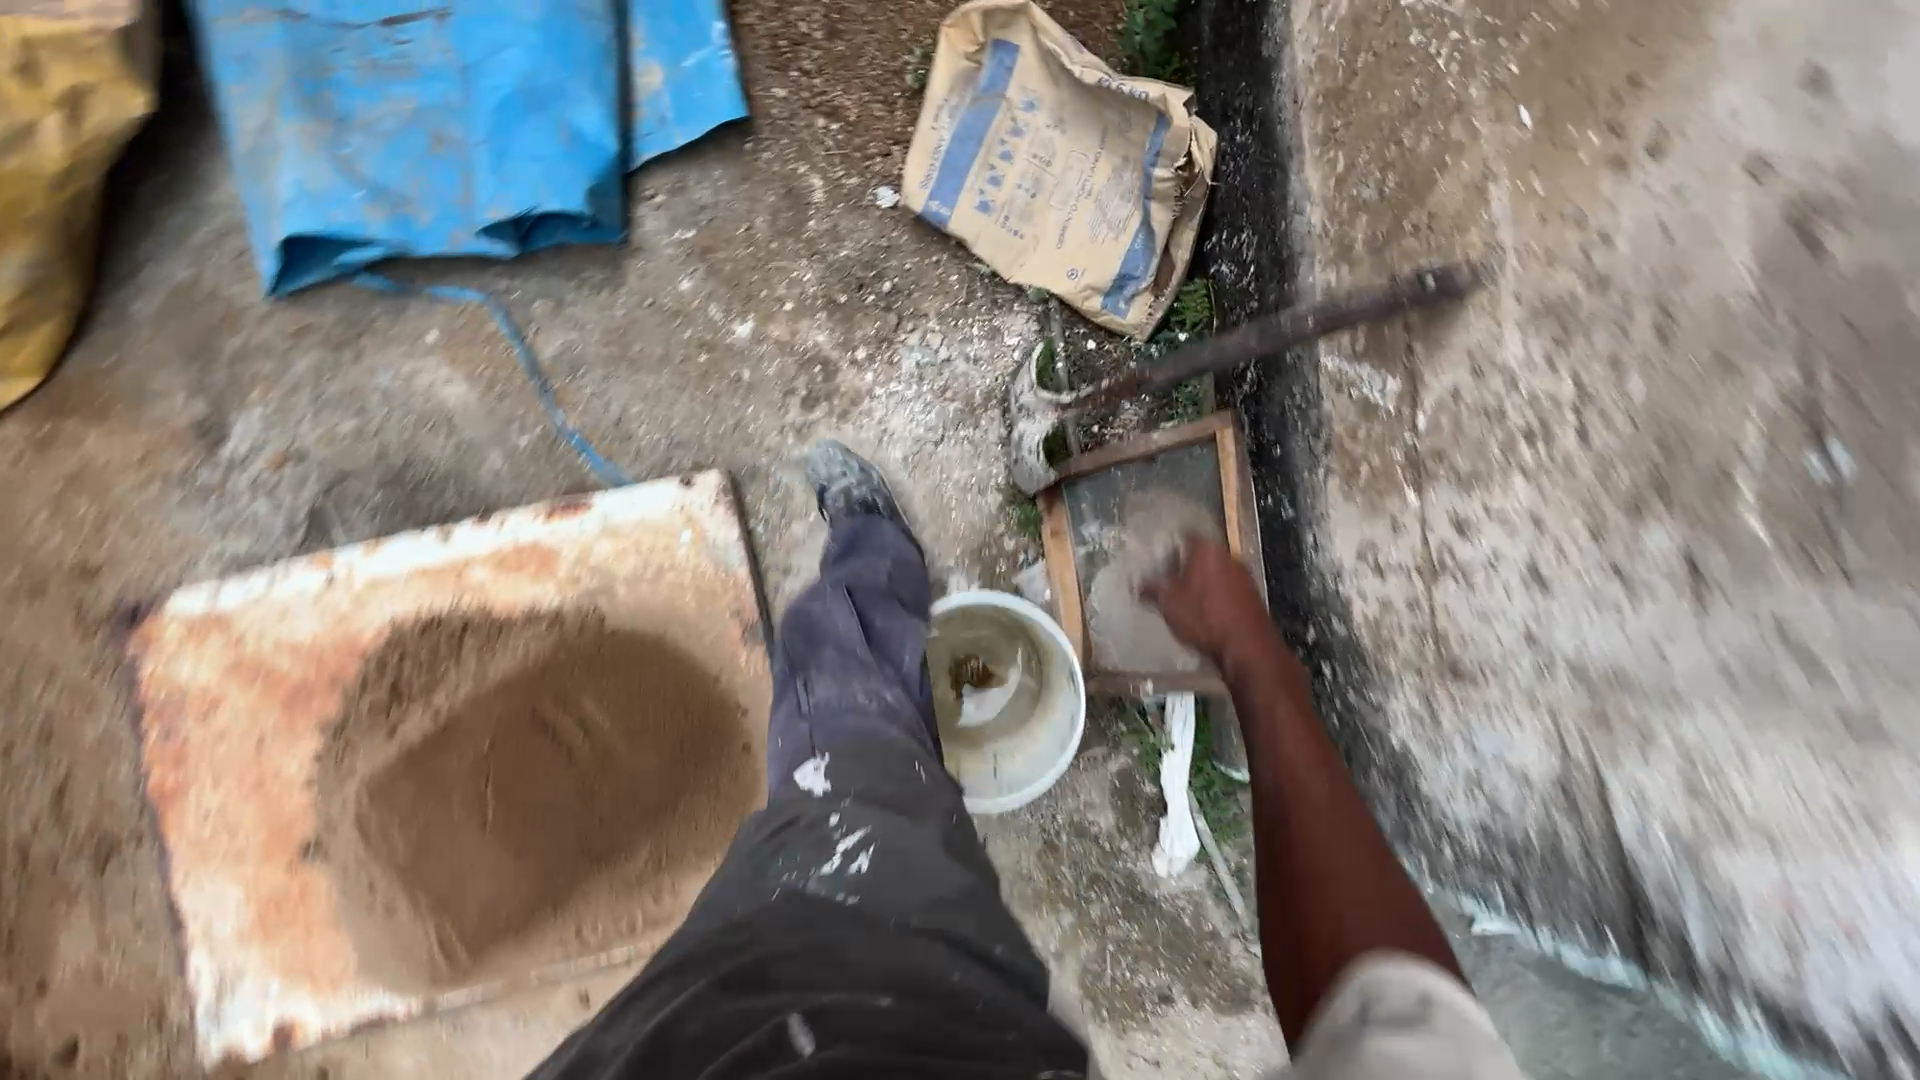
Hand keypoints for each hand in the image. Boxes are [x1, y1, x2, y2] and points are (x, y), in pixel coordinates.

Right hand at [1138, 533, 1274, 665]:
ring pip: (1214, 573)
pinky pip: (1226, 590)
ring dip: (1199, 584)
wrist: (1246, 646)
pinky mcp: (1252, 596)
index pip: (1184, 537)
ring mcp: (1243, 576)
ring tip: (1183, 603)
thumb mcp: (1167, 603)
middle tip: (1166, 584)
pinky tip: (1204, 615)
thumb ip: (1151, 588)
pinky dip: (1214, 597)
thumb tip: (1140, 584)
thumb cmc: (1205, 618)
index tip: (1158, 561)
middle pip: (1200, 555)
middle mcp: (1228, 556)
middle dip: (1183, 568)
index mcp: (1206, 549)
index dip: (1169, 549)